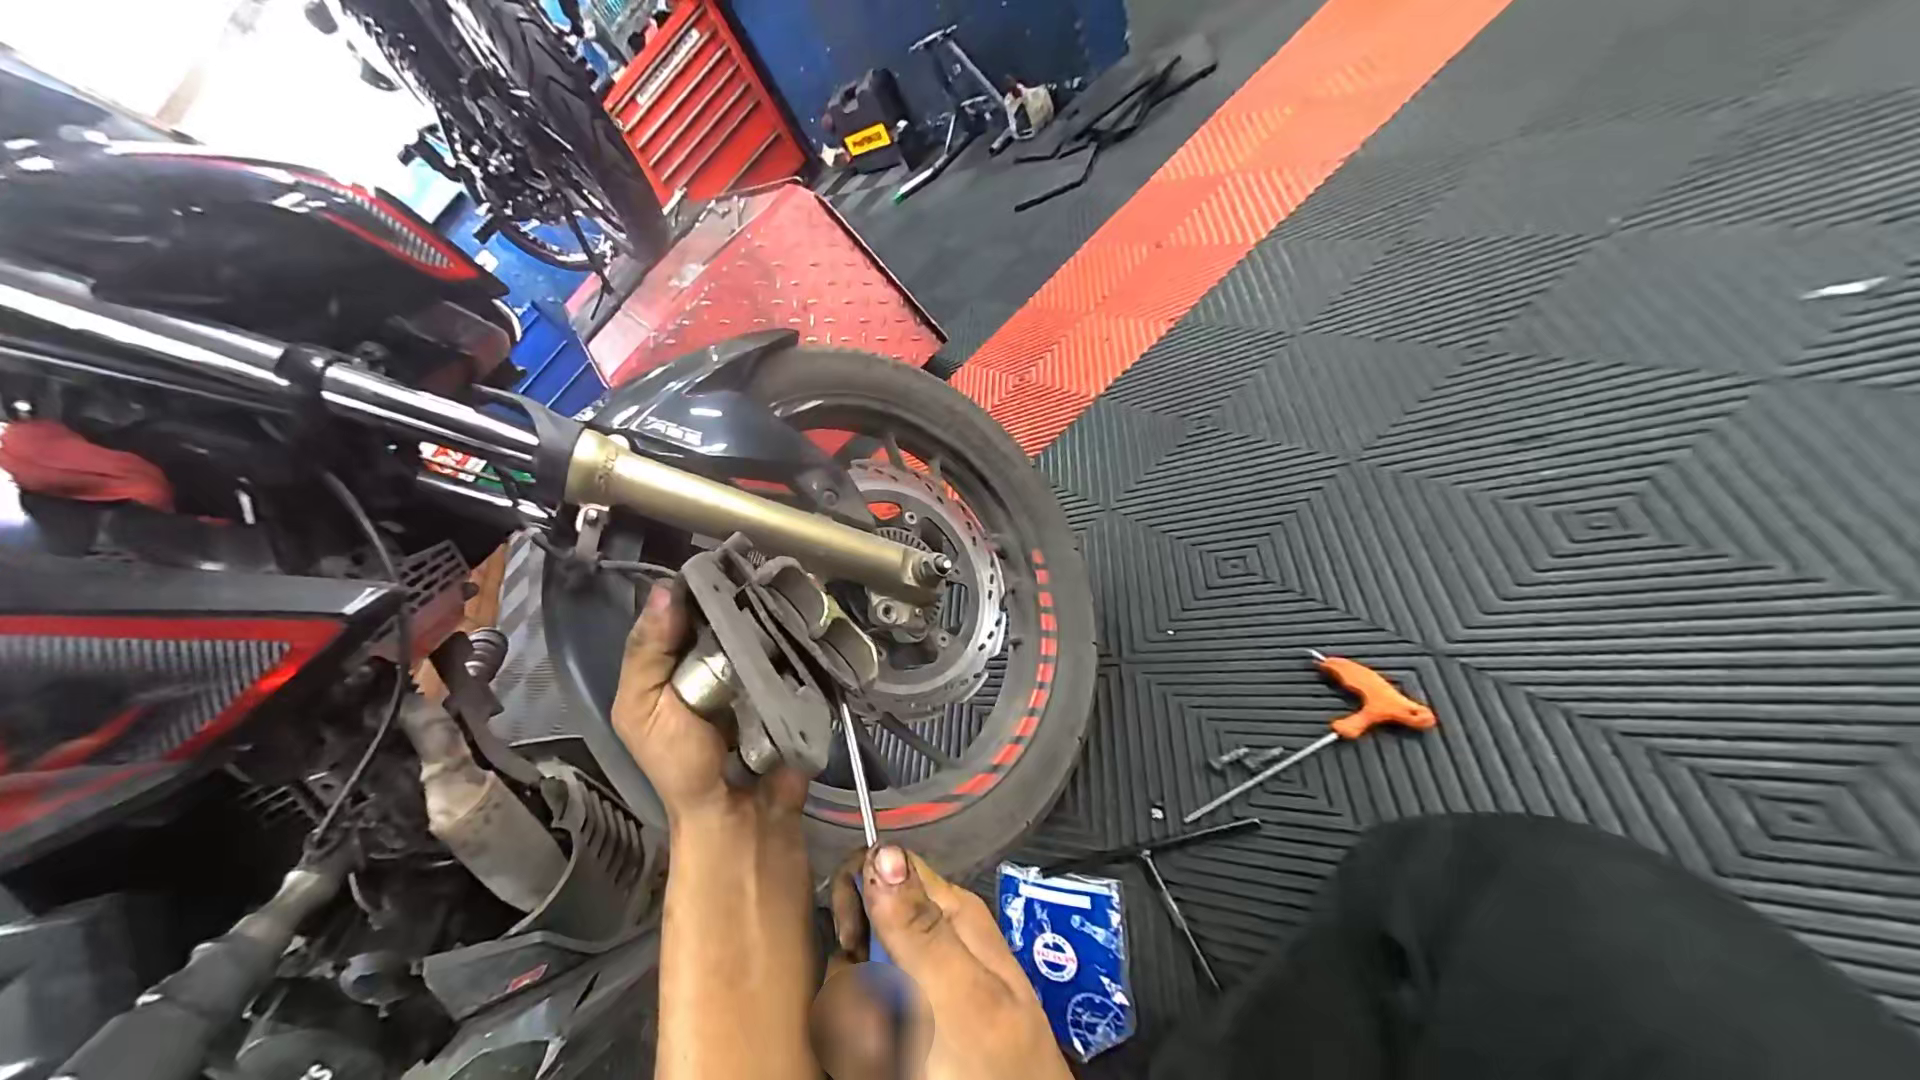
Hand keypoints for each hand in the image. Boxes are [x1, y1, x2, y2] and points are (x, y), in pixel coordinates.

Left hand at [611, 581, 806, 826]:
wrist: (743, 812)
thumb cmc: (682, 765)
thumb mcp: (642, 710)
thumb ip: (646, 655)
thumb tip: (664, 591)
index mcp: (678, 657)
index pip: (690, 604)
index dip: (705, 580)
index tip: (727, 558)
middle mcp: (721, 653)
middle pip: (737, 608)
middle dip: (751, 589)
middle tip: (771, 569)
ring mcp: (762, 665)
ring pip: (771, 622)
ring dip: (784, 607)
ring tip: (801, 585)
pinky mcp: (794, 680)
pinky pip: (800, 648)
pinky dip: (807, 634)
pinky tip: (817, 615)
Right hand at [829, 846, 1073, 1079]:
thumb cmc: (999, 1070)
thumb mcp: (965, 998)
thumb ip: (922, 928)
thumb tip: (883, 851)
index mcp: (950, 913)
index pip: (884, 862)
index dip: (856, 893)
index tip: (853, 945)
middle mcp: (928, 938)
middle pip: (857, 926)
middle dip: (853, 976)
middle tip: (879, 1020)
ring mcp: (912, 982)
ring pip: (849, 977)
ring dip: (857, 1023)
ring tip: (891, 1056)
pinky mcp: (900, 1022)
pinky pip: (854, 1019)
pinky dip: (861, 1049)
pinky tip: (887, 1065)